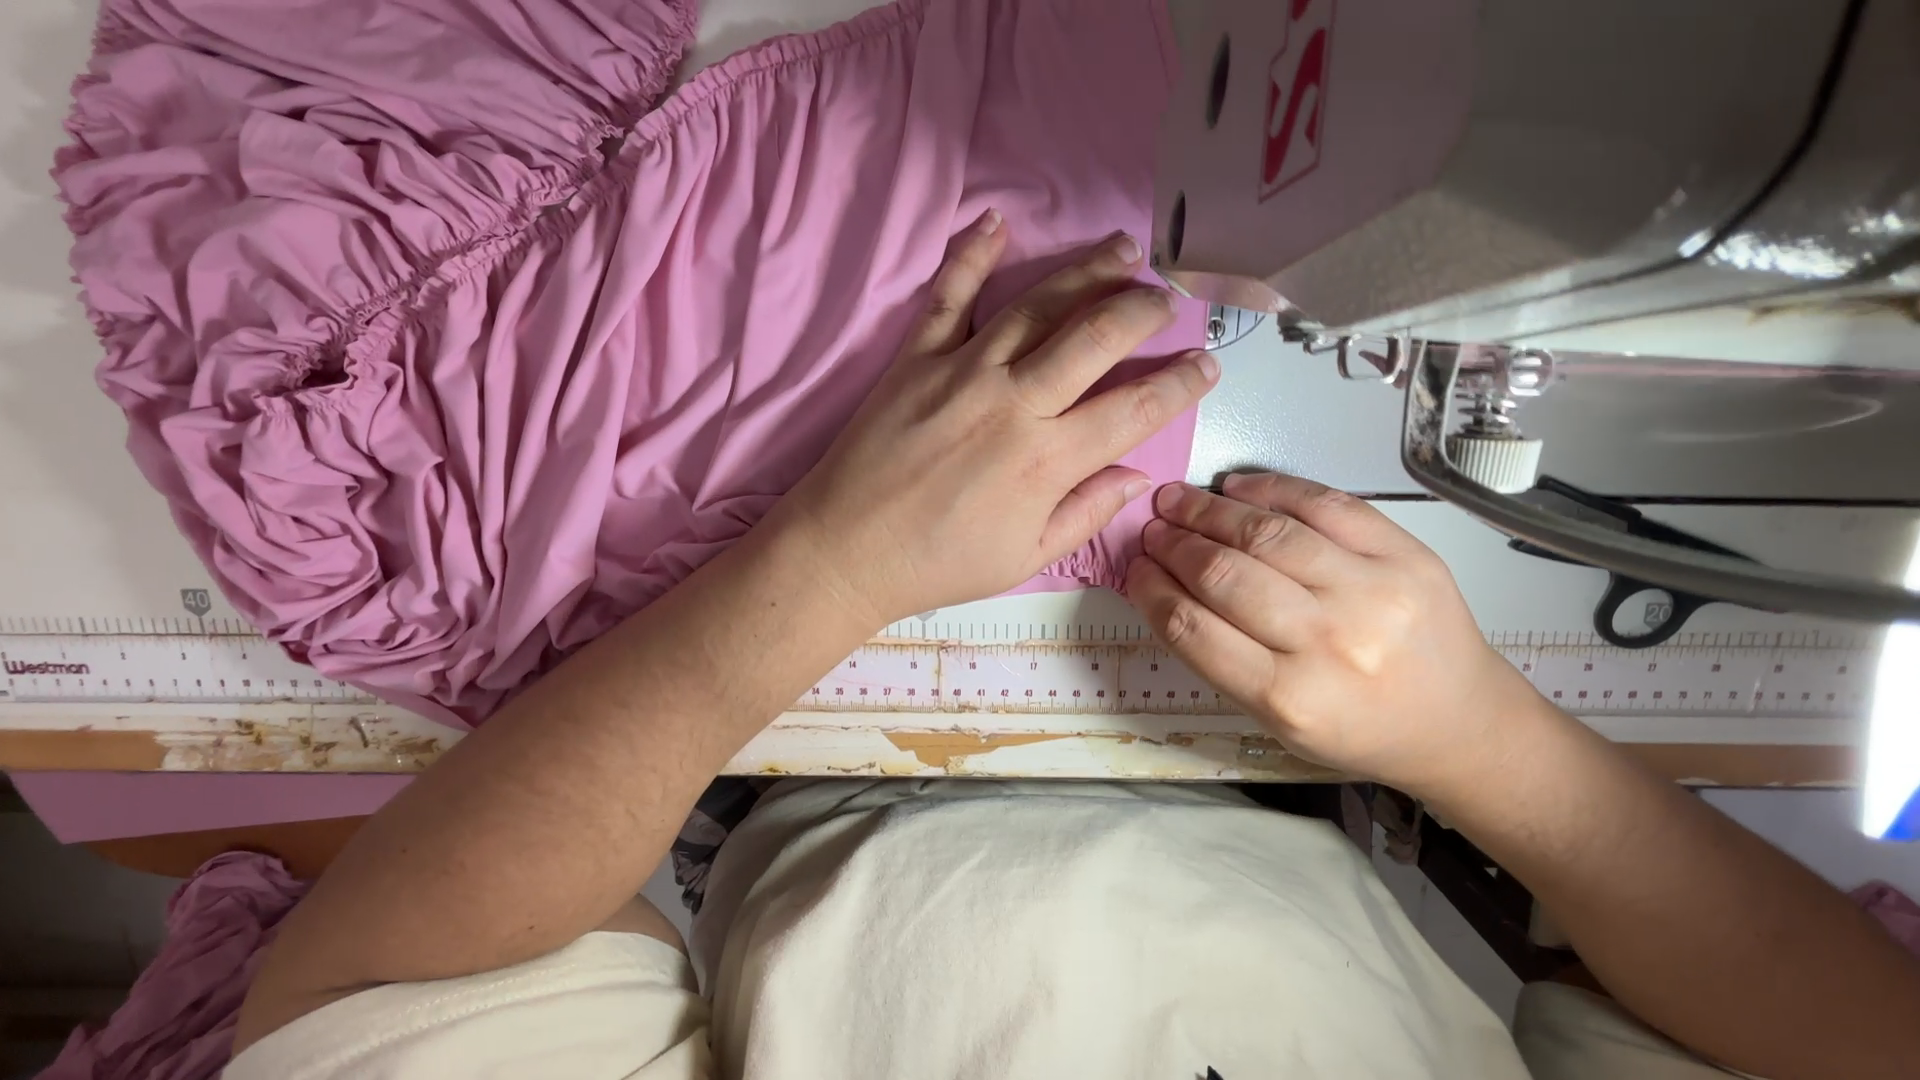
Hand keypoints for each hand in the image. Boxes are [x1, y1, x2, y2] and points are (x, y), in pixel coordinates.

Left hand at [773, 209, 1218, 624]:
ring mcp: (963, 371)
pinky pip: (948, 296)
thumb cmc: (940, 563)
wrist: (847, 549)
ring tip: (1123, 248)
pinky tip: (997, 222)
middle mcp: (1015, 403)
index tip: (1206, 364)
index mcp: (1048, 460)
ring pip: (1038, 305)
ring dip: (1086, 271)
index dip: (1180, 383)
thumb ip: (1087, 512)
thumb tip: (1139, 475)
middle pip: (1096, 336)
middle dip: (1143, 310)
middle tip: (1168, 297)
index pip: (1135, 408)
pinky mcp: (916, 357)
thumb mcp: (1026, 557)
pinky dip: (971, 255)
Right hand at [1126, 472, 1544, 796]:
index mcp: (1290, 698)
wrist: (1458, 721)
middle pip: (1225, 575)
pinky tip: (1237, 487)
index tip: (1135, 569)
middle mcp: (1332, 644)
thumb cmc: (1359, 727)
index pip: (1193, 627)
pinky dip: (1272, 487)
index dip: (1152, 589)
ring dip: (1210, 511)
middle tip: (1152, 530)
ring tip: (1178, 501)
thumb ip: (1217, 654)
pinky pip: (1326, 504)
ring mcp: (1373, 593)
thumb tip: (1163, 585)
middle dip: (1174, 545)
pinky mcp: (1407, 554)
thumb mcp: (1275, 719)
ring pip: (1268, 533)